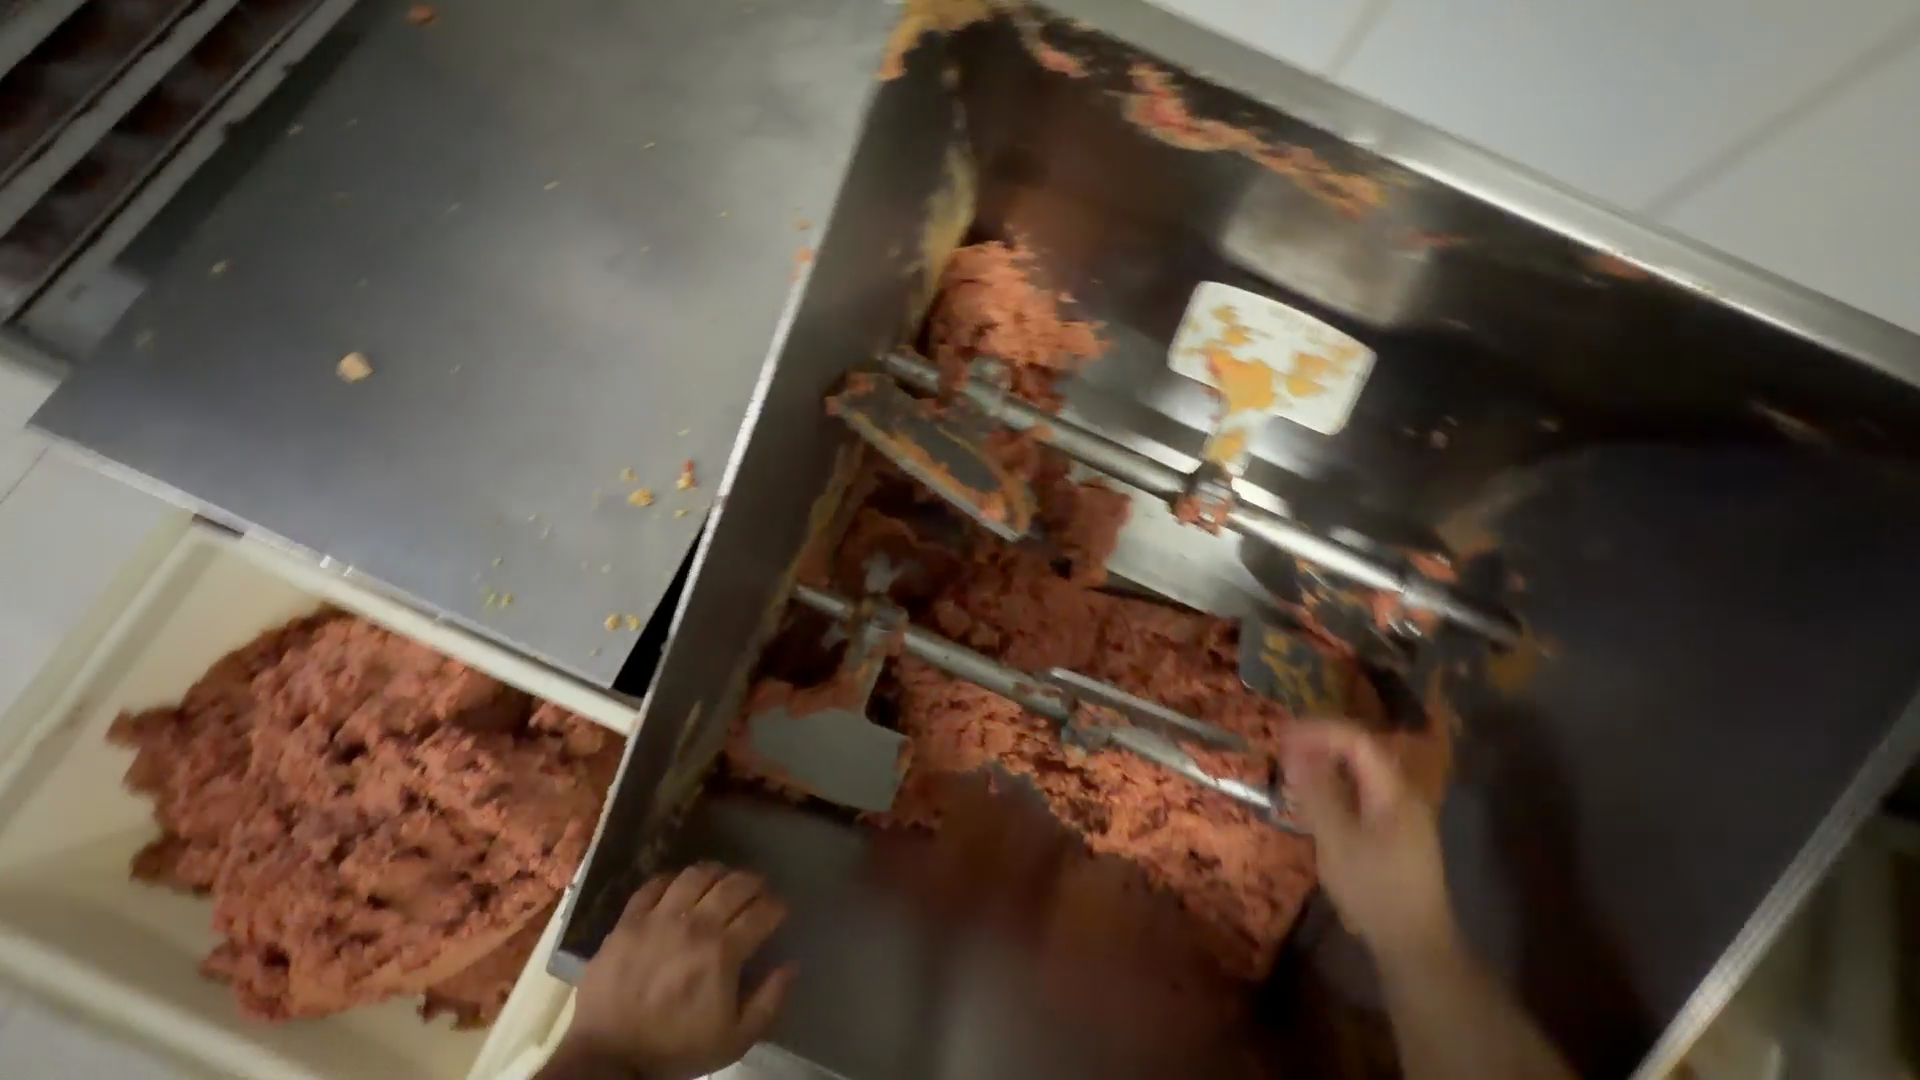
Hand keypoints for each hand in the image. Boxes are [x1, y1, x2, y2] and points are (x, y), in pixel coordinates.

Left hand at [558, 864, 795, 1079]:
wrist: (607, 1059)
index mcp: (722, 952)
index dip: (777, 907)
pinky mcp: (628, 921)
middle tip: (757, 891)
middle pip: (734, 884)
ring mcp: (658, 918)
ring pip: (697, 875)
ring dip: (717, 873)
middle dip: (754, 883)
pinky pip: (654, 884)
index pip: (762, 912)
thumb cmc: (675, 1049)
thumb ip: (769, 1002)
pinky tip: (679, 889)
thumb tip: (791, 966)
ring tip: (721, 881)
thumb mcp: (734, 1041)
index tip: (779, 911)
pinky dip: (672, 880)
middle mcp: (694, 925)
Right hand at [1280, 720, 1456, 962]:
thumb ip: (1317, 792)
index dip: (1319, 732)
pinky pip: (1361, 792)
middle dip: (1320, 745)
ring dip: (1326, 765)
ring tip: (1292, 771)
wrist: (1414, 942)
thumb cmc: (1374, 889)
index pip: (1357, 741)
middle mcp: (1403, 794)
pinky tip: (1314, 801)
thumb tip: (1293, 751)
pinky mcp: (1394, 832)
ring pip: (1360, 773)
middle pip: (1360, 752)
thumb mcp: (1338, 840)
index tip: (1283, 735)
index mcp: (1394, 792)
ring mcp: (1401, 814)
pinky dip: (1335, 786)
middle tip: (1283, 751)